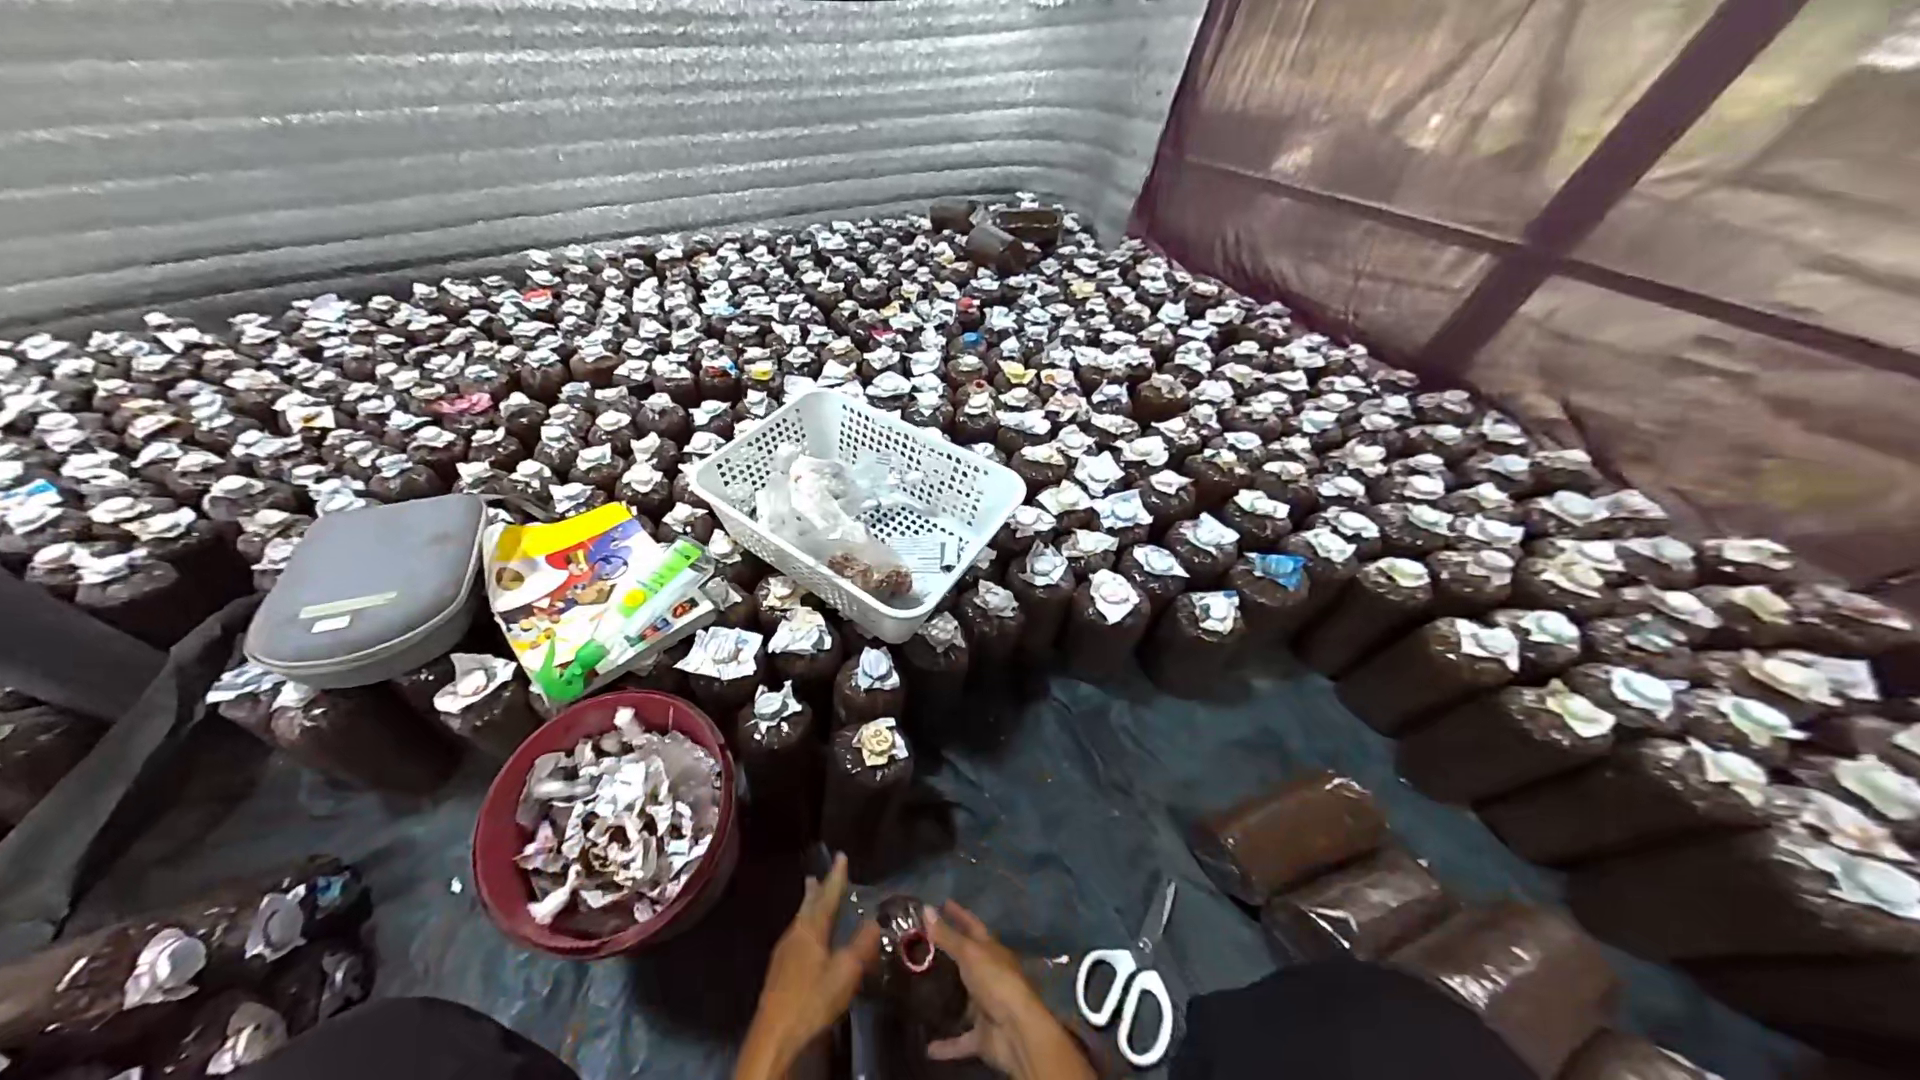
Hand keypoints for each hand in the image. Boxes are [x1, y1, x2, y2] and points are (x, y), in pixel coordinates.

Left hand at [734, 853, 880, 1079]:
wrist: (774, 1037)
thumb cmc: (812, 999)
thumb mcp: (846, 972)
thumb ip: (862, 946)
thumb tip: (875, 922)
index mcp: (811, 929)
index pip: (827, 896)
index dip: (836, 877)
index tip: (841, 856)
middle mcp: (795, 935)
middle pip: (808, 905)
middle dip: (816, 890)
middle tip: (818, 874)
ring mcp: (784, 954)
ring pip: (800, 920)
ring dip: (809, 906)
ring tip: (812, 897)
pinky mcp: (780, 973)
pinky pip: (796, 936)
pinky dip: (805, 925)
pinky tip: (807, 938)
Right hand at [924, 901, 1095, 1079]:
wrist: (1017, 1030)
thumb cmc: (996, 982)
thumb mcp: (970, 954)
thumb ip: (948, 935)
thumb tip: (926, 908)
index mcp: (991, 951)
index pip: (973, 926)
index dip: (959, 914)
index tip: (944, 902)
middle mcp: (990, 975)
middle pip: (967, 961)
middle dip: (949, 955)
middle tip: (923, 948)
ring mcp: (986, 1006)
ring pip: (964, 1000)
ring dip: (948, 998)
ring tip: (921, 992)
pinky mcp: (982, 1035)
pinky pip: (960, 1041)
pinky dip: (946, 1045)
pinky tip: (927, 1048)